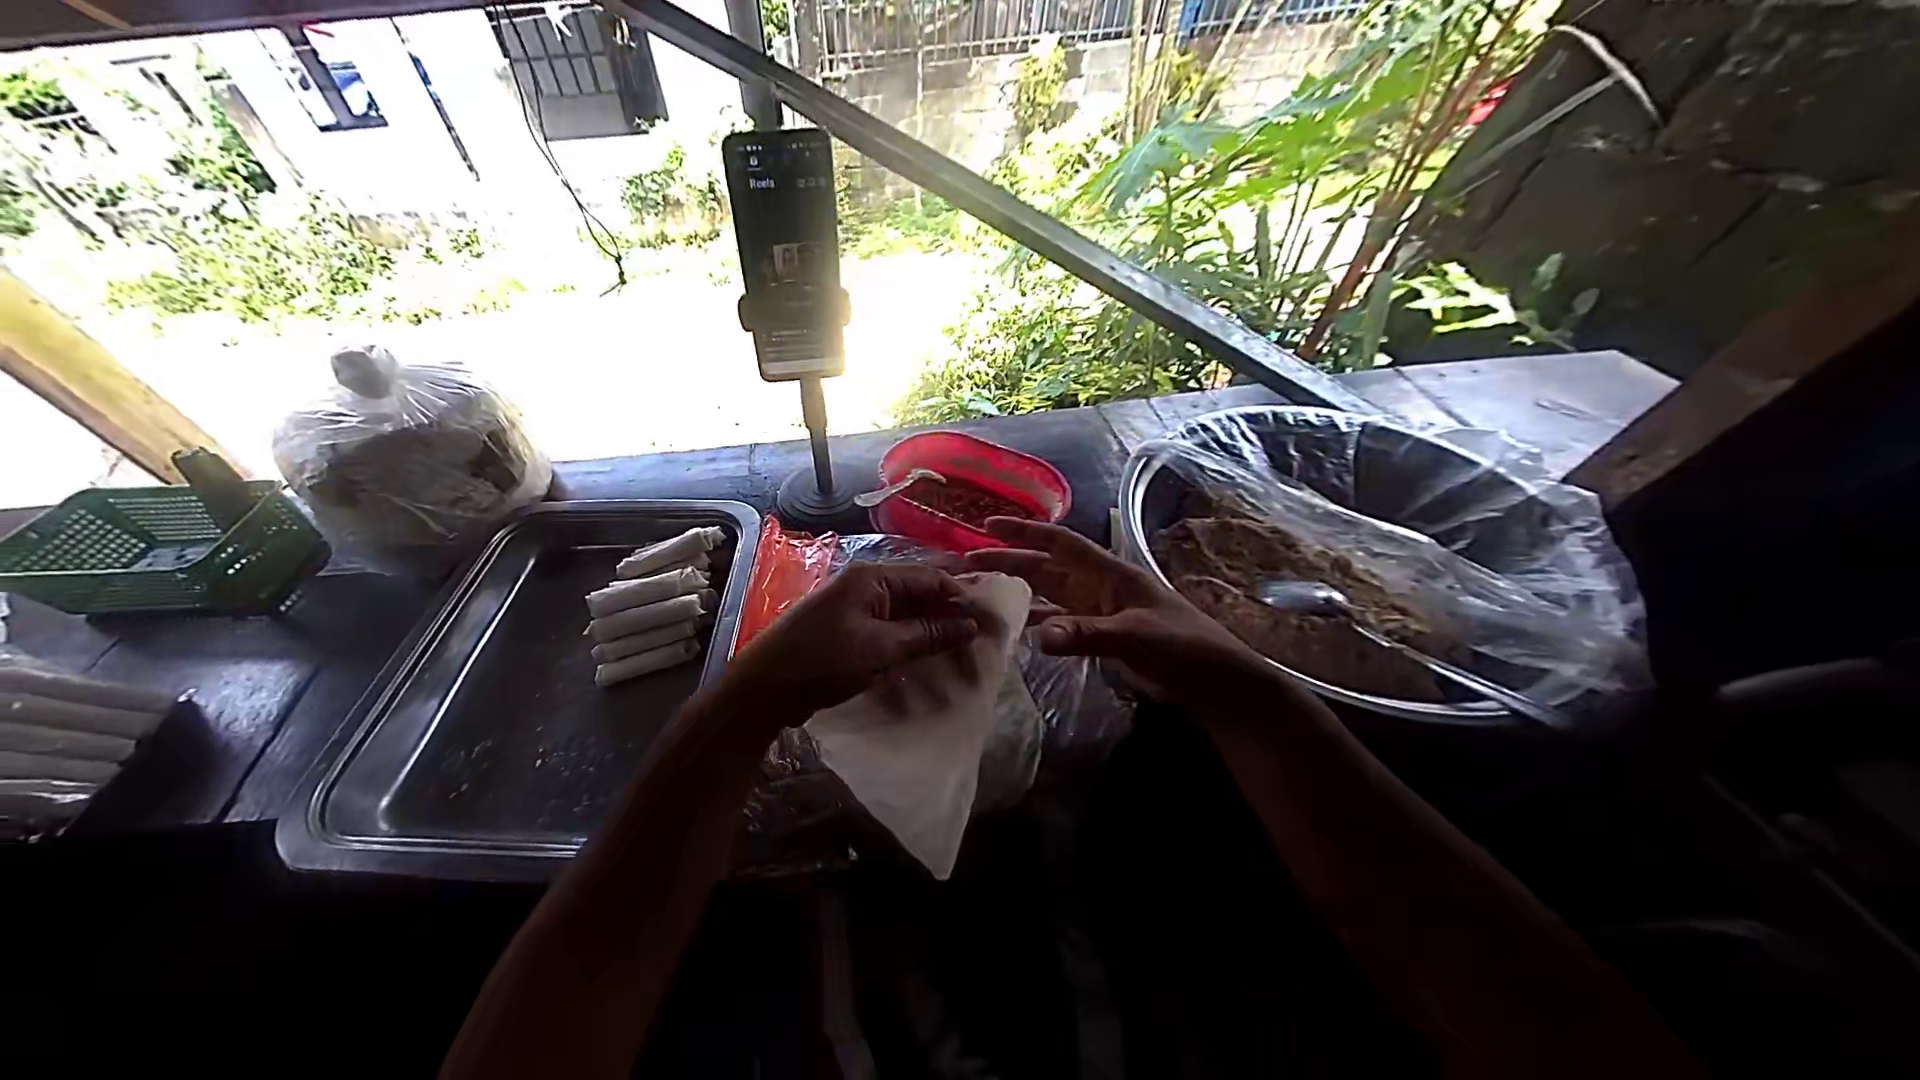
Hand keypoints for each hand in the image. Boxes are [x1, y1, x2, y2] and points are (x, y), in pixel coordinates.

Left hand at [725, 562, 985, 718]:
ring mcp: (856, 608)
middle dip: (949, 615)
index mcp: (873, 577)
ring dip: (932, 630)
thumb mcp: (881, 648)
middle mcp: (866, 585)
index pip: (931, 577)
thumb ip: (927, 634)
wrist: (762, 689)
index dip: (962, 597)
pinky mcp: (850, 631)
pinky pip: (890, 629)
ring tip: (961, 652)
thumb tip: (969, 624)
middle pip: (920, 593)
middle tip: (980, 639)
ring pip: (906, 613)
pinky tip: (928, 658)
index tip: (989, 621)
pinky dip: (910, 641)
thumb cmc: (822, 661)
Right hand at [964, 517, 1276, 707]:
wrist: (1214, 679)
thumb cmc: (1183, 645)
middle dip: (1010, 560)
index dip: (1025, 532)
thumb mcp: (1137, 636)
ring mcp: (1098, 610)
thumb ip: (1088, 634)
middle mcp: (1098, 585)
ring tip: (983, 589)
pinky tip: (1016, 625)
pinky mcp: (1100, 634)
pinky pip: (1060, 621)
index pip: (1060, 543)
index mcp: (1109, 572)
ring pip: (1050, 592)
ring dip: (1019, 588)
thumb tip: (1040, 636)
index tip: (989, 525)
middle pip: (1047, 566)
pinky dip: (1037, 620)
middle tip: (968, 562)